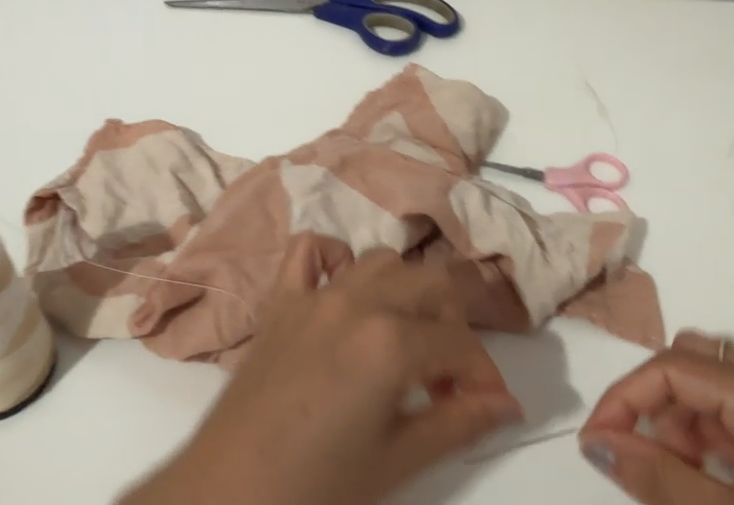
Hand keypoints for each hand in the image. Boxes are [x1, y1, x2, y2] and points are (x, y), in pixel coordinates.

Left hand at [120, 237, 523, 504]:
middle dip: (453, 324)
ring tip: (406, 342)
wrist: (227, 491)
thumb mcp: (396, 461)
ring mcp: (315, 294)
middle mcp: (358, 301)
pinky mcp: (281, 301)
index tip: (490, 405)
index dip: (484, 374)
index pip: (460, 342)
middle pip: (430, 283)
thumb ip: (457, 423)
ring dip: (406, 292)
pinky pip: (309, 251)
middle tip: (448, 379)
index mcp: (390, 342)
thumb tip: (506, 404)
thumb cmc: (317, 486)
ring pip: (380, 262)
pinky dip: (334, 259)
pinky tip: (344, 295)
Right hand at [578, 330, 733, 504]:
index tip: (594, 446)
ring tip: (682, 487)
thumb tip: (595, 444)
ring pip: (719, 392)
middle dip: (658, 408)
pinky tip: (715, 488)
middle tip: (647, 467)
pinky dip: (715, 445)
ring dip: (684, 429)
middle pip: (697, 364)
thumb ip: (660, 481)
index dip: (625, 399)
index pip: (675, 368)